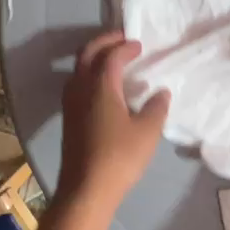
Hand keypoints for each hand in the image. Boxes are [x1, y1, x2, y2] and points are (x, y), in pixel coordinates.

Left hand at [59, 32, 167, 210]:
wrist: (86, 188)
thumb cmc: (119, 157)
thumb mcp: (147, 132)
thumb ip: (156, 107)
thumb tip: (161, 92)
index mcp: (99, 86)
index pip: (110, 56)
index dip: (125, 47)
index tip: (139, 46)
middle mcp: (80, 88)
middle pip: (88, 54)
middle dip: (105, 43)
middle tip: (122, 41)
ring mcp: (70, 104)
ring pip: (79, 69)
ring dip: (95, 59)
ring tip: (115, 63)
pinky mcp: (68, 118)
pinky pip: (78, 85)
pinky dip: (91, 77)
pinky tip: (106, 90)